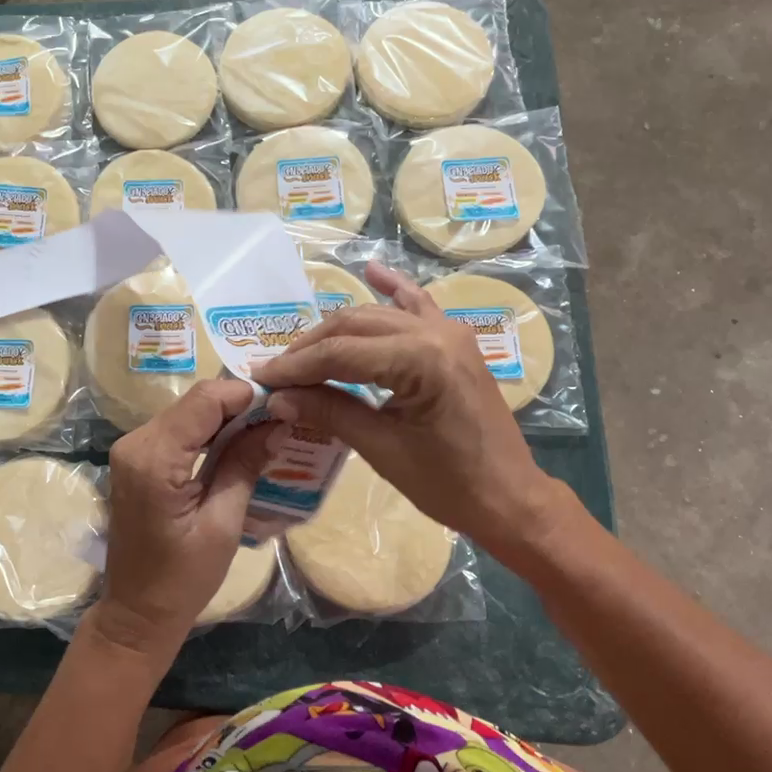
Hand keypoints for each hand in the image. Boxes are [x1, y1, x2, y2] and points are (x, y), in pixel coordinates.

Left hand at [98, 380, 283, 654]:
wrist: (136, 614)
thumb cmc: (182, 580)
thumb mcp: (223, 524)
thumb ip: (244, 466)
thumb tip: (277, 424)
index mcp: (154, 458)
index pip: (204, 400)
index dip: (244, 394)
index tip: (282, 404)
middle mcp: (135, 442)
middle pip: (194, 402)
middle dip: (237, 405)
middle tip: (280, 418)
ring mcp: (131, 449)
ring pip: (187, 413)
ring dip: (224, 418)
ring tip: (265, 430)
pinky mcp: (135, 459)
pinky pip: (176, 430)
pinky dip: (206, 432)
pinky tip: (235, 445)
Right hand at [254, 262, 571, 560]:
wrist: (510, 499)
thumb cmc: (449, 484)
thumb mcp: (382, 449)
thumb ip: (329, 412)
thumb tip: (278, 397)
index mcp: (421, 360)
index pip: (340, 353)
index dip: (296, 366)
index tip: (261, 377)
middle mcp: (436, 333)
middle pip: (354, 325)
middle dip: (310, 347)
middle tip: (275, 372)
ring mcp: (449, 332)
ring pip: (376, 316)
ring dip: (336, 330)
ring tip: (300, 351)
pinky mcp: (455, 340)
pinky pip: (417, 306)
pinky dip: (393, 289)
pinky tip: (372, 272)